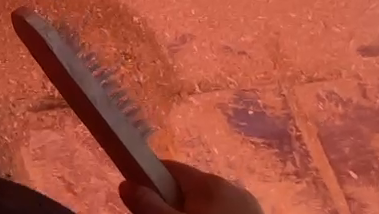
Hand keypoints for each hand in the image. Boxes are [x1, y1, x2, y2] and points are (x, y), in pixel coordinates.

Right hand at [121, 161, 263, 213]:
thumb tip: (127, 185)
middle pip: (187, 191)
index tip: (147, 208)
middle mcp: (234, 190)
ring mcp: (252, 212)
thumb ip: (148, 206)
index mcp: (211, 183)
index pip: (167, 169)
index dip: (151, 186)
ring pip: (207, 210)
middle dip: (174, 208)